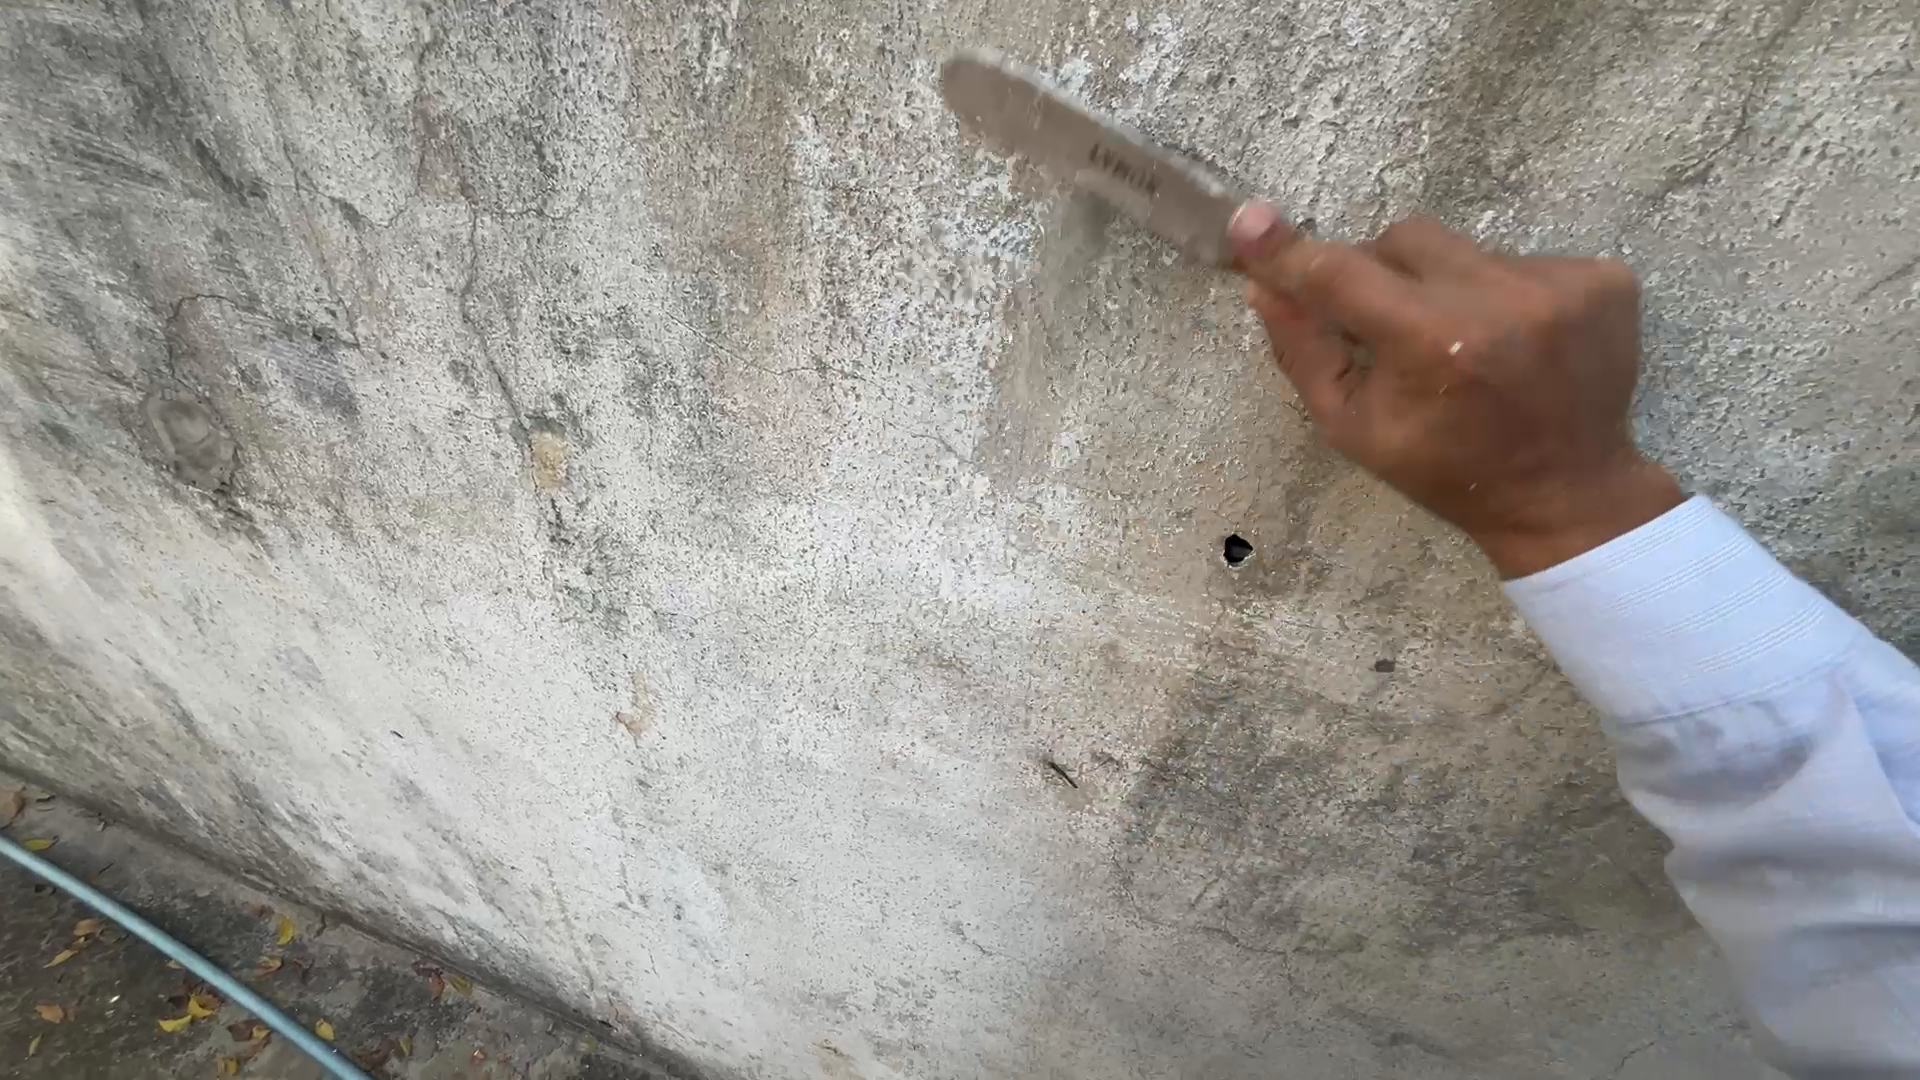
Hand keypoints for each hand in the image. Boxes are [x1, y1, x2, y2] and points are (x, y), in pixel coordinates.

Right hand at [1228, 204, 1682, 578]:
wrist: (1561, 490)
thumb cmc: (1438, 467)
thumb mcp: (1349, 424)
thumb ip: (1303, 353)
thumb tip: (1264, 289)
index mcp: (1430, 344)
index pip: (1340, 275)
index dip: (1289, 250)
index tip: (1247, 222)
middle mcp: (1498, 299)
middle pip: (1400, 238)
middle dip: (1374, 272)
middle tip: (1376, 324)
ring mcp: (1559, 282)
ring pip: (1458, 248)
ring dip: (1433, 283)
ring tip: (1451, 340)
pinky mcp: (1602, 276)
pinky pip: (1512, 258)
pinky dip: (1488, 291)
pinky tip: (1500, 338)